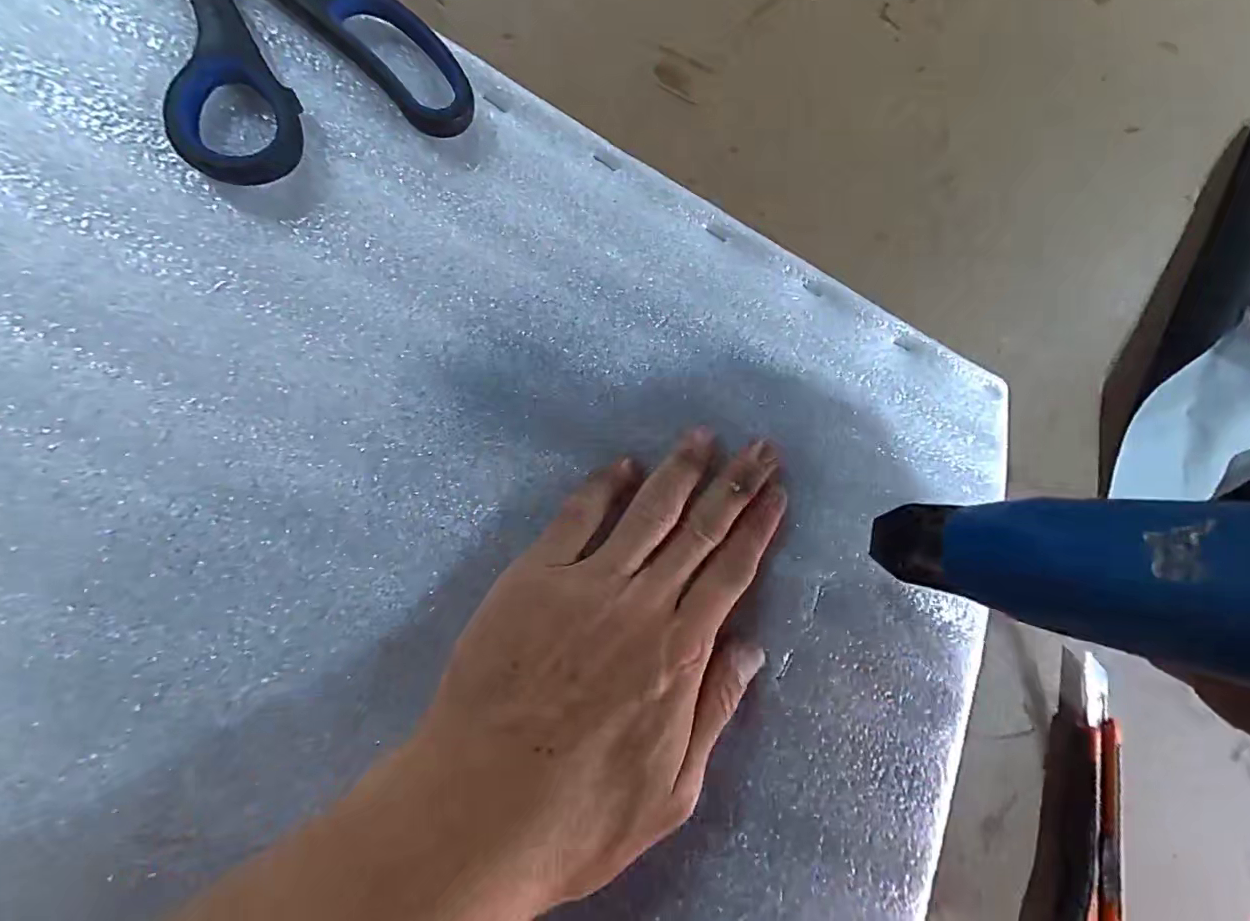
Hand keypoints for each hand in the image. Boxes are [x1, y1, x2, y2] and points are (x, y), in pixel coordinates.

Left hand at [174, 428, 786, 920]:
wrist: (472, 813)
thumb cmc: (580, 813)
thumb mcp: (673, 790)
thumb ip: (715, 710)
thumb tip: (751, 647)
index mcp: (680, 652)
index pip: (732, 571)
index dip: (758, 528)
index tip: (777, 493)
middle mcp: (642, 605)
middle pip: (701, 529)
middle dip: (736, 484)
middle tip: (761, 447)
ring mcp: (585, 586)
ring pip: (647, 512)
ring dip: (680, 470)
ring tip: (703, 437)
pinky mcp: (533, 579)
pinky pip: (576, 519)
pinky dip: (603, 487)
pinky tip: (624, 465)